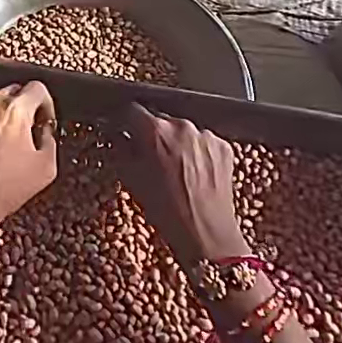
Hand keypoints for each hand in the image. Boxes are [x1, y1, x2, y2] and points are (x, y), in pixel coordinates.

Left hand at [0, 82, 58, 259]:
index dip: (47, 104)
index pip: (37, 88)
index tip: (46, 119)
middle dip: (26, 108)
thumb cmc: (4, 189)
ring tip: (10, 144)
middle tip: (30, 130)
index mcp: (13, 112)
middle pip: (14, 91)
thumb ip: (50, 138)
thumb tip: (44, 129)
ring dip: (6, 116)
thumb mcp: (45, 167)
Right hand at [118, 103, 250, 263]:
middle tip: (149, 157)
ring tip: (174, 170)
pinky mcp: (223, 147)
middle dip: (152, 134)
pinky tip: (192, 173)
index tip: (123, 128)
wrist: (205, 232)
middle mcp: (182, 127)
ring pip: (183, 131)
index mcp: (155, 131)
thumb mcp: (131, 179)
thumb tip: (118, 136)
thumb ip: (120, 149)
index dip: (125, 121)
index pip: (133, 110)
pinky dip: (197, 152)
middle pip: (160, 119)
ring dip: (176, 143)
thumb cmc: (167, 209)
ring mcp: (206, 136)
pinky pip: (204, 142)